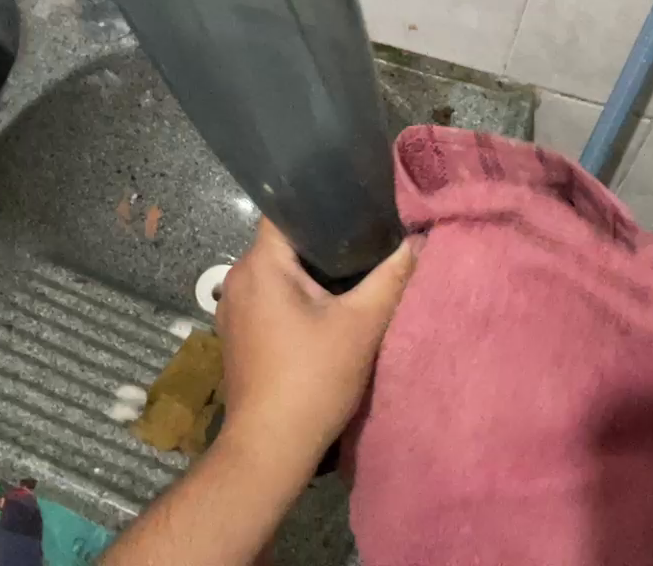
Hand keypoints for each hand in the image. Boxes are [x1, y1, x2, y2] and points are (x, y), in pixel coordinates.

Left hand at [214, 220, 419, 466]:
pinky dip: (294, 295)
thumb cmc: (313, 378)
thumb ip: (391, 277)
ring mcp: (233, 306)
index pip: (284, 211)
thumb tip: (419, 241)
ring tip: (352, 270)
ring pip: (277, 271)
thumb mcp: (361, 325)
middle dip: (322, 242)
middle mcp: (238, 277)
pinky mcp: (237, 331)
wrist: (270, 448)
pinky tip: (325, 307)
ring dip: (310, 272)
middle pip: (283, 242)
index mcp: (260, 264)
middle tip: (365, 239)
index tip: (354, 204)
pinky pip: (268, 296)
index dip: (319, 204)